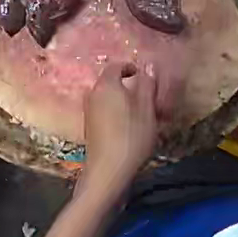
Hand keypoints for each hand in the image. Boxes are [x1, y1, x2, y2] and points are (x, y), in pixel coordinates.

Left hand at [78, 62, 158, 205]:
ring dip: (123, 100)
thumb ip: (147, 84)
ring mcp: (89, 112)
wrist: (108, 171)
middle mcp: (93, 94)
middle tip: (148, 96)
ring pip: (108, 97)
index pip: (116, 66)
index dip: (131, 67)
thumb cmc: (131, 135)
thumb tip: (148, 65)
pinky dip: (116, 112)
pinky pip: (104, 110)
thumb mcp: (147, 108)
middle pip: (111, 82)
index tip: (145, 77)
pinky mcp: (90, 128)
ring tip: (142, 113)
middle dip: (129, 85)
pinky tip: (129, 127)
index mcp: (106, 85)